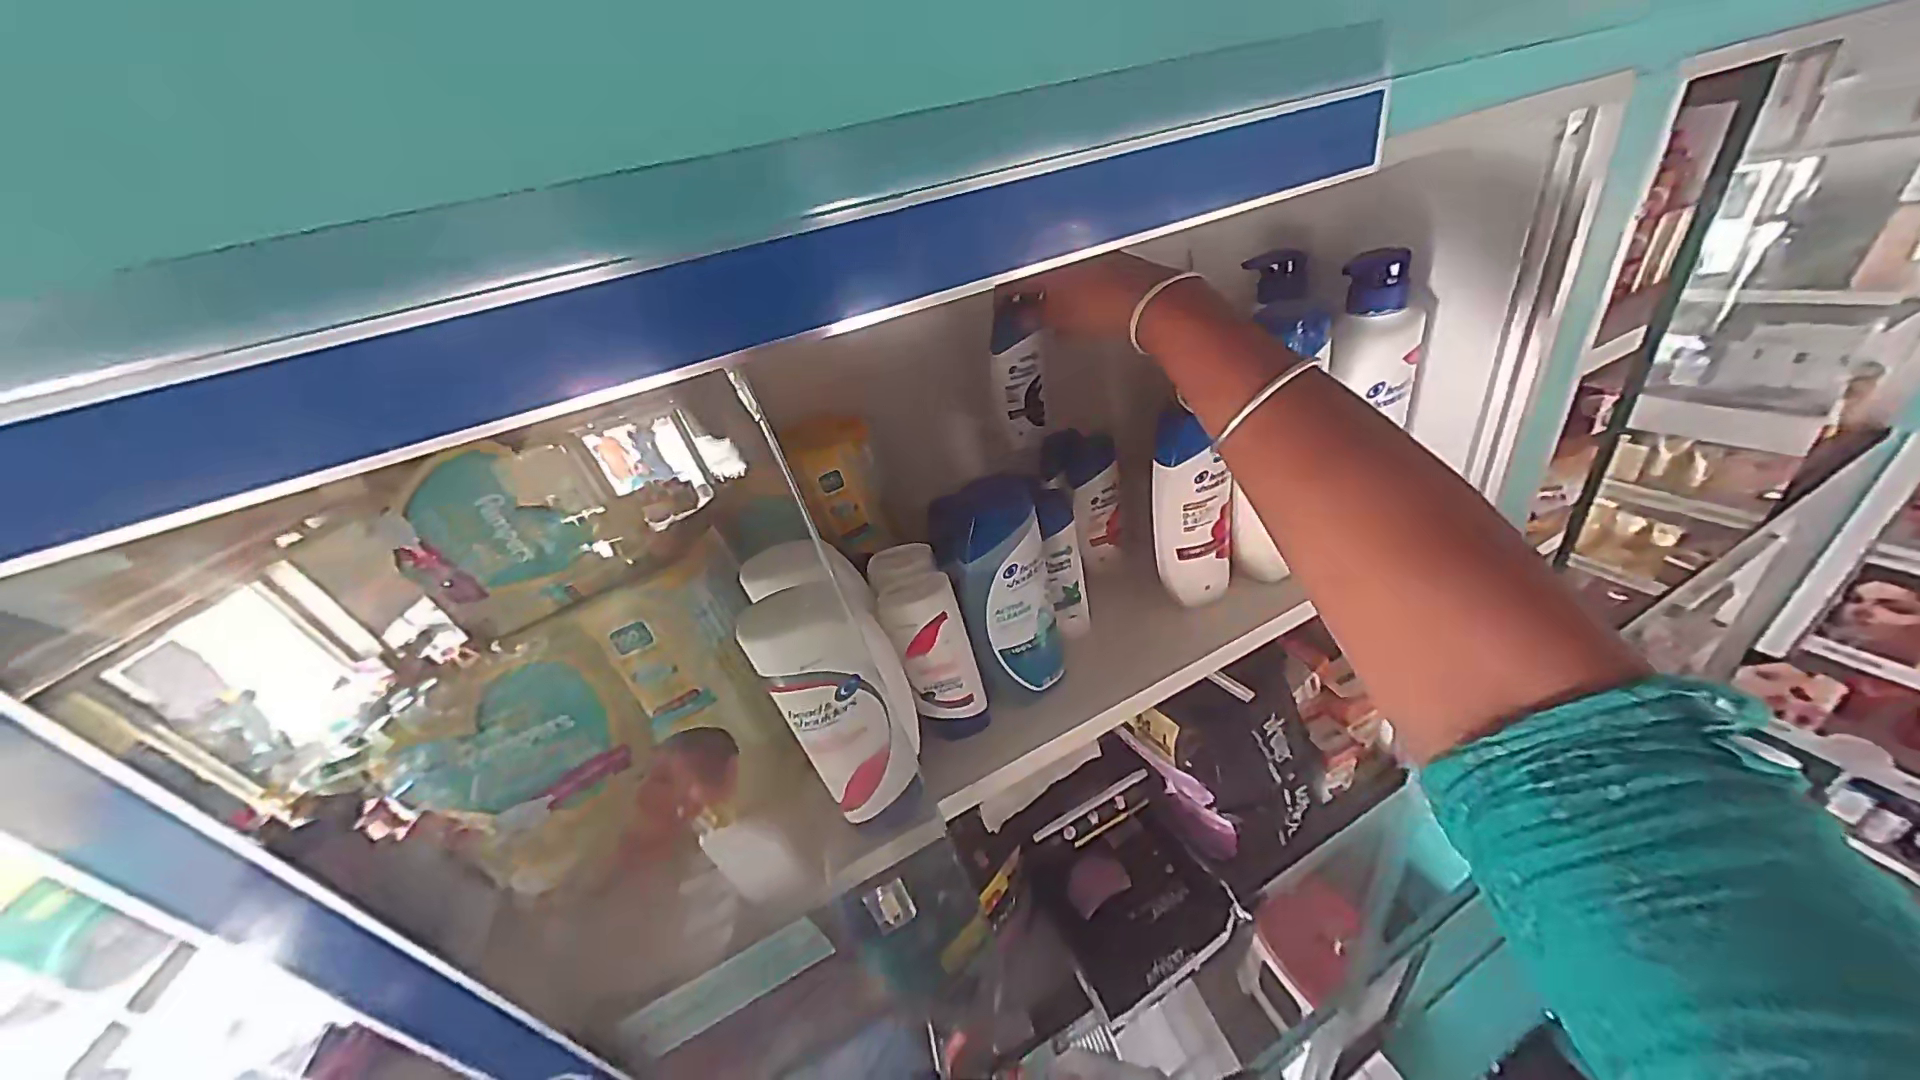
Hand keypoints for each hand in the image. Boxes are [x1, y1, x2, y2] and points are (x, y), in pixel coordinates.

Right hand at [1007, 252, 1211, 343]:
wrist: (1150, 302)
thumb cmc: (1104, 308)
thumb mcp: (1060, 319)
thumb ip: (1033, 316)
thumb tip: (1018, 316)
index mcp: (1046, 261)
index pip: (1013, 277)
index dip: (1003, 297)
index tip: (1000, 310)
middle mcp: (1064, 248)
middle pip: (1033, 268)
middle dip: (1024, 289)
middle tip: (1018, 310)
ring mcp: (1087, 249)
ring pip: (1055, 266)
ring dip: (1045, 285)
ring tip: (1044, 310)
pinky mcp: (1106, 256)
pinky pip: (1075, 267)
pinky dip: (1066, 283)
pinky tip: (1070, 301)